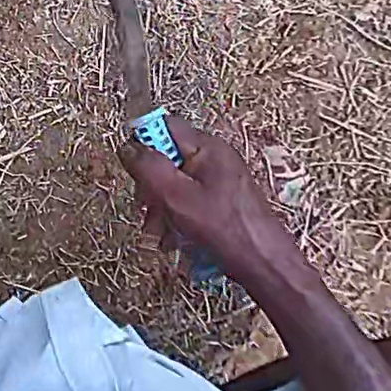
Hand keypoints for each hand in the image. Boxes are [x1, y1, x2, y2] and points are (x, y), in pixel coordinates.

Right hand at [118, 115, 304, 283]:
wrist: (264, 264)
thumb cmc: (222, 228)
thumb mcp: (175, 195)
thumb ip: (148, 166)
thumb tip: (127, 147)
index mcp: (207, 147)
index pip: (164, 125)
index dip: (142, 144)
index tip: (134, 172)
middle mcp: (214, 157)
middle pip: (166, 156)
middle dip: (149, 183)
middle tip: (146, 208)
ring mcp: (219, 179)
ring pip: (174, 181)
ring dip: (159, 205)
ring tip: (159, 230)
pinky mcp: (221, 200)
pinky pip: (188, 198)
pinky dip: (176, 215)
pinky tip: (174, 237)